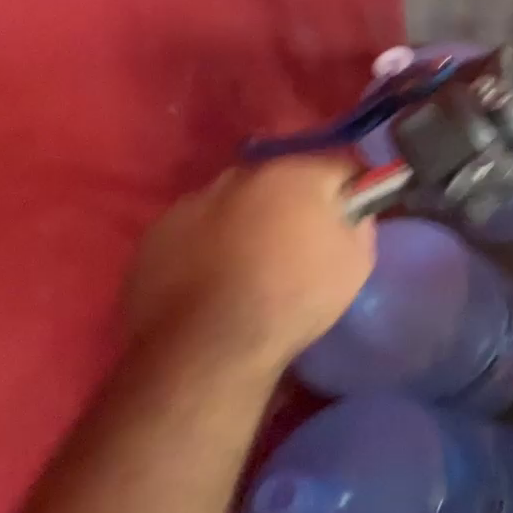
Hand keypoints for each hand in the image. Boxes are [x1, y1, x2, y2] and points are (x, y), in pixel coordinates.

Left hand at [122, 157, 375, 368]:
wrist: (206, 346)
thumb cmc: (294, 296)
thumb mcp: (357, 261)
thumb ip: (357, 222)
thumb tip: (348, 212)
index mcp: (295, 174)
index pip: (342, 167)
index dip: (356, 190)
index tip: (358, 215)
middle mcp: (240, 175)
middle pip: (285, 180)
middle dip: (300, 202)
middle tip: (307, 240)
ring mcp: (191, 202)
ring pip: (239, 202)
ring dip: (254, 219)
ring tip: (257, 261)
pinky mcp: (155, 233)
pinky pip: (201, 227)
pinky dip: (215, 241)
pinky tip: (221, 274)